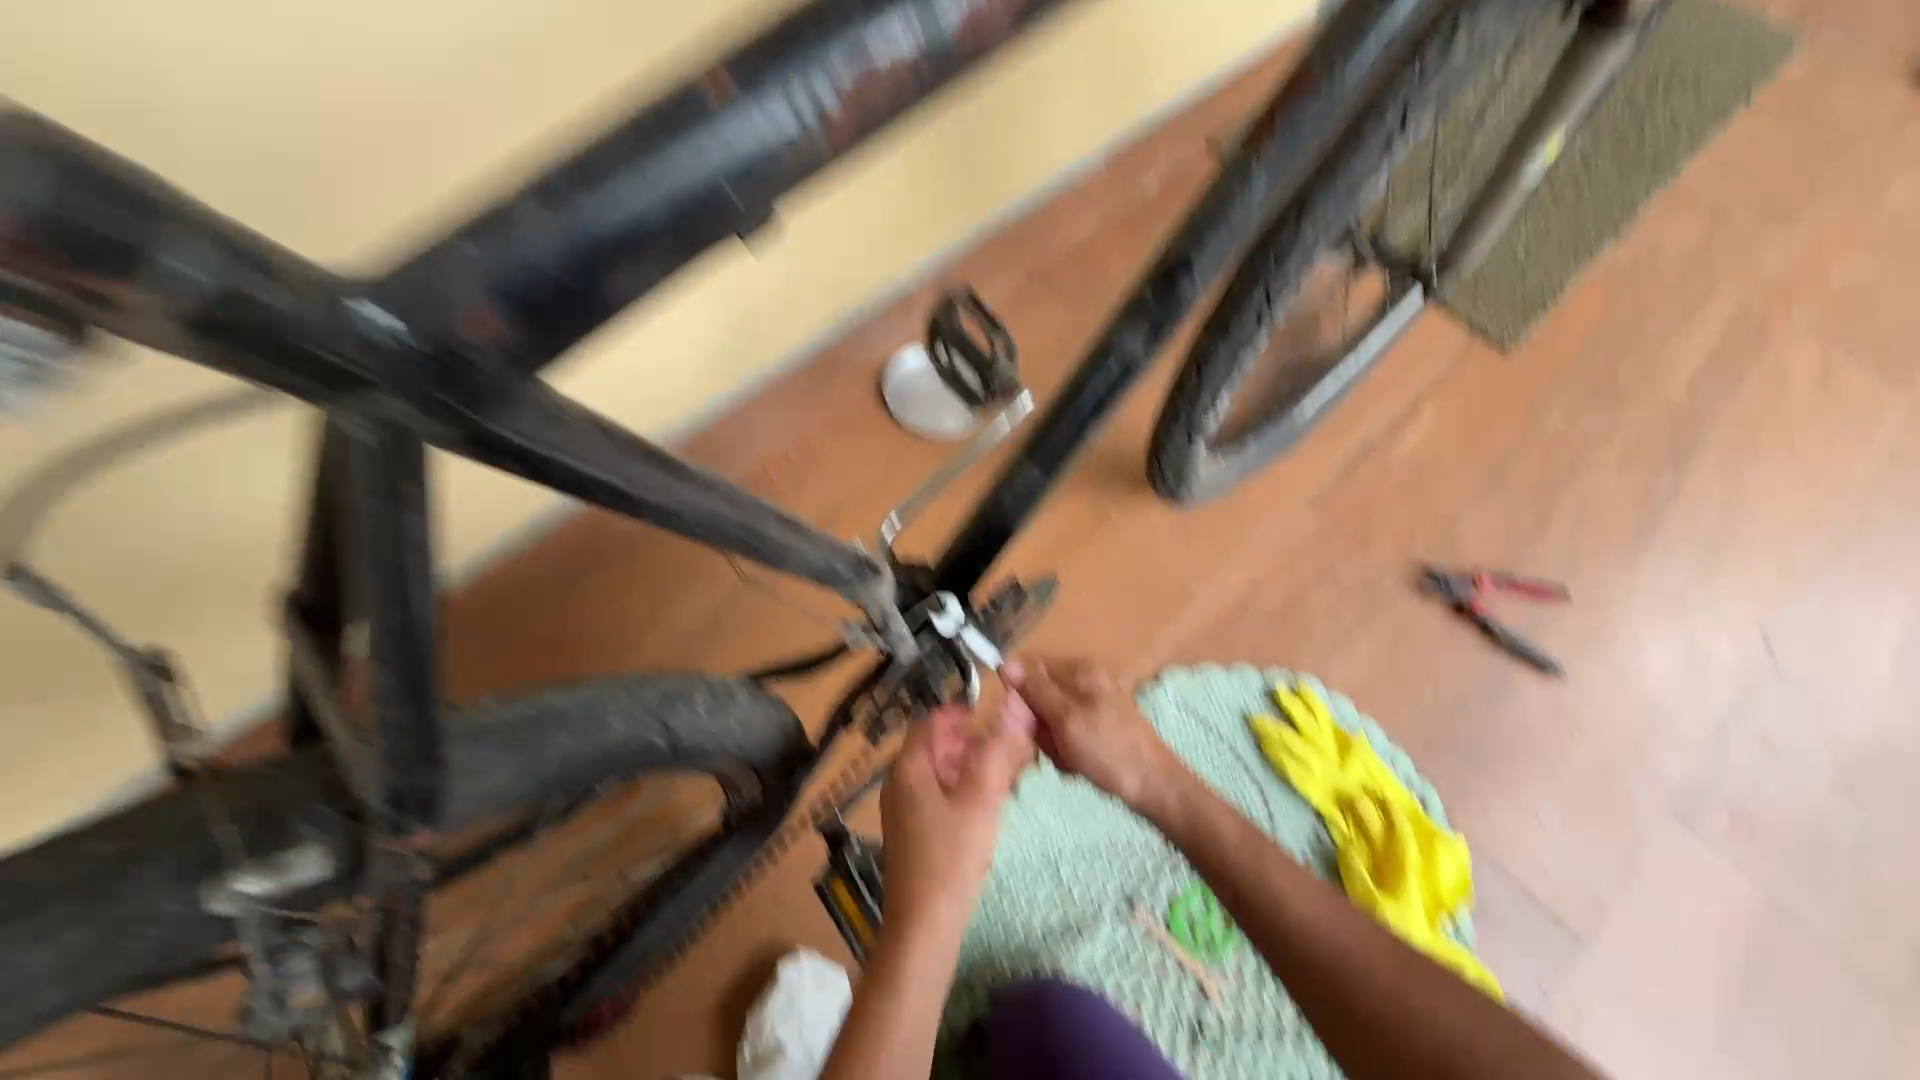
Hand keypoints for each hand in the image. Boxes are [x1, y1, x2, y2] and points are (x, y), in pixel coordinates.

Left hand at [880, 700, 1035, 926]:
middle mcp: (899, 784)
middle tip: (1008, 748)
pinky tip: (989, 808)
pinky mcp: (913, 835)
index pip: (930, 722)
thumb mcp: (981, 799)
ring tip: (1006, 777)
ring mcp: (904, 812)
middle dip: (971, 743)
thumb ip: (999, 751)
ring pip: (939, 775)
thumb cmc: (951, 856)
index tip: (992, 717)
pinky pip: (938, 799)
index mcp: (908, 768)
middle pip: (935, 748)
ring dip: (971, 769)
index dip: (960, 714)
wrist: (923, 925)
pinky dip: (963, 792)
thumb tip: (1015, 708)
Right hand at [1003, 656, 1185, 814]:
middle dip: (1041, 729)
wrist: (1153, 786)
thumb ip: (1036, 690)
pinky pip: (1066, 737)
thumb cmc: (1109, 750)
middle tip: (1056, 748)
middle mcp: (1086, 684)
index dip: (1023, 701)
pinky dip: (1067, 753)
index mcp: (1080, 672)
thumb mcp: (1066, 719)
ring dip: (1053, 745)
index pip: (1031, 675)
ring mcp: (1093, 707)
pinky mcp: (1097, 730)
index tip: (1027, 725)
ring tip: (1070, 760)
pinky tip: (1078, 766)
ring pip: (1050, 723)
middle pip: (1040, 700)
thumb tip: (1005, 663)